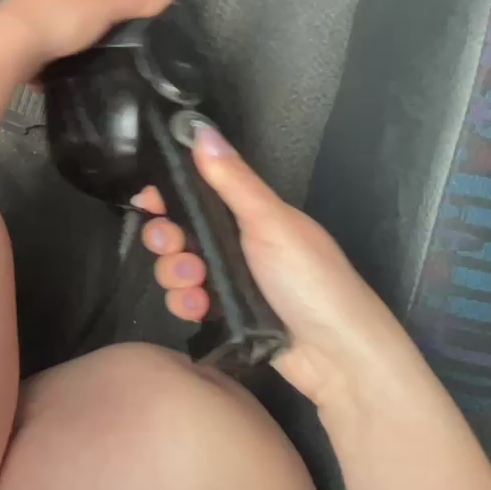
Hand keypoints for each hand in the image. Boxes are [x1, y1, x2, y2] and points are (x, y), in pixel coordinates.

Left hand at [0, 0, 180, 68]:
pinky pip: (22, 54)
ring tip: (63, 45)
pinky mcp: (4, 49)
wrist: (8, 51)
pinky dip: (32, 62)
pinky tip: (46, 77)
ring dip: (40, 31)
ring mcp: (10, 22)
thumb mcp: (101, 9)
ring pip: (26, 22)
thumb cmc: (54, 20)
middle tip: (67, 9)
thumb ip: (133, 0)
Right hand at [134, 127, 425, 411]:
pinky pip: (183, 299)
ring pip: (174, 265)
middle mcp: (234, 243)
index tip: (148, 201)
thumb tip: (200, 127)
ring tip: (196, 286)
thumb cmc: (313, 281)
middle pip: (175, 229)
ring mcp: (227, 280)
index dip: (166, 195)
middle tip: (175, 247)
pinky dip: (185, 302)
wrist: (341, 362)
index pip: (194, 193)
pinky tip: (200, 308)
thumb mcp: (272, 222)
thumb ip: (231, 178)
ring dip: (174, 274)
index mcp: (247, 214)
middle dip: (165, 238)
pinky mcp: (222, 314)